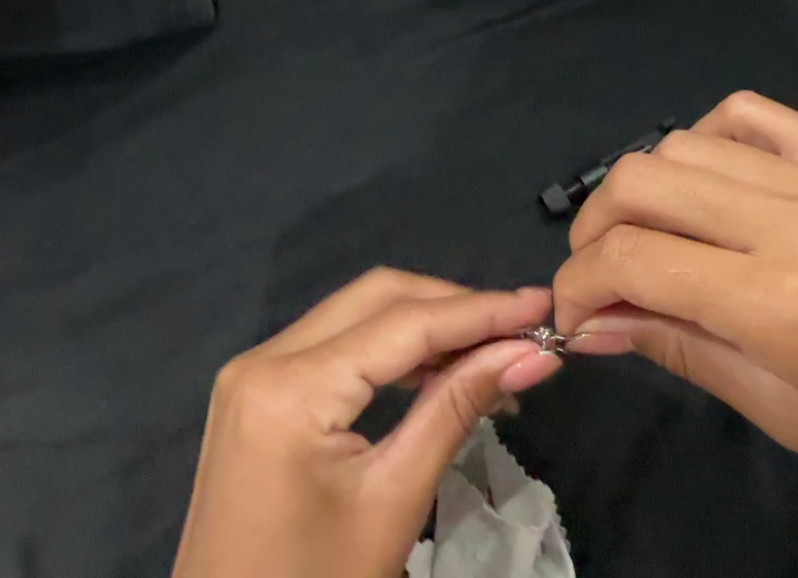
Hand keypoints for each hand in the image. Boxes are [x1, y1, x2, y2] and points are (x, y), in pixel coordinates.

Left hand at [171, 269, 561, 577]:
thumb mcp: (395, 499)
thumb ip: (459, 408)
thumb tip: (530, 353)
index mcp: (291, 387)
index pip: (404, 323)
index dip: (481, 310)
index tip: (542, 304)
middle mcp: (265, 357)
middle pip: (378, 298)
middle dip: (454, 306)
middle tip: (519, 328)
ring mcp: (255, 369)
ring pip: (357, 313)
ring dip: (426, 323)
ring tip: (491, 349)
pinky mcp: (259, 388)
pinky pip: (336, 343)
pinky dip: (391, 347)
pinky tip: (436, 367)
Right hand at [550, 91, 797, 513]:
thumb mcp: (796, 417)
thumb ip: (686, 351)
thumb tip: (598, 325)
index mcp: (782, 305)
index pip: (633, 261)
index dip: (578, 284)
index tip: (573, 312)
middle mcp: (792, 222)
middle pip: (640, 182)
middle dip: (592, 229)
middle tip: (602, 273)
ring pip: (679, 145)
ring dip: (640, 190)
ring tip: (652, 233)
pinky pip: (745, 115)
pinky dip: (702, 143)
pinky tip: (711, 186)